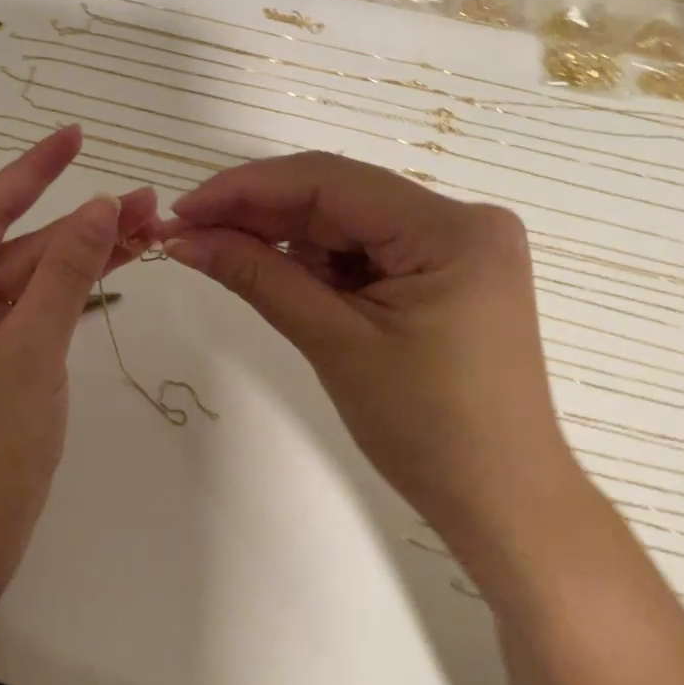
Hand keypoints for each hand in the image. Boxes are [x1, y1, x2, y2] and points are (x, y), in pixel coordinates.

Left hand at [0, 126, 159, 564]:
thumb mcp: (33, 346)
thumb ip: (66, 271)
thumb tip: (101, 204)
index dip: (33, 171)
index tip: (73, 135)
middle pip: (23, 241)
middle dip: (84, 222)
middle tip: (149, 198)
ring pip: (42, 268)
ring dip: (93, 248)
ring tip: (153, 221)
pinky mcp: (7, 341)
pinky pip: (46, 297)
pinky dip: (84, 280)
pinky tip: (126, 254)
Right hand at [159, 152, 578, 542]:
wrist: (503, 502)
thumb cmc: (428, 428)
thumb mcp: (333, 342)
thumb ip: (256, 276)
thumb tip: (180, 238)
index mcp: (451, 229)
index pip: (328, 181)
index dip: (245, 188)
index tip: (182, 209)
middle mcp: (459, 221)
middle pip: (335, 196)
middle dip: (256, 212)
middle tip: (185, 232)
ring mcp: (453, 247)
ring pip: (342, 220)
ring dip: (278, 236)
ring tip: (215, 252)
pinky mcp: (440, 273)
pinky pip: (360, 248)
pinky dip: (310, 260)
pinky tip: (267, 270)